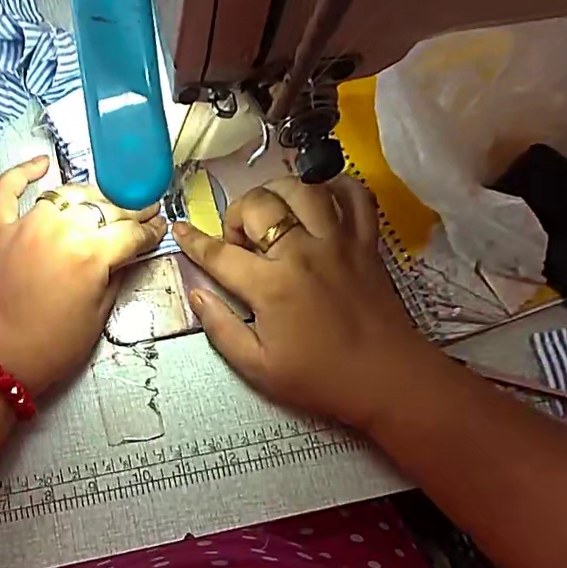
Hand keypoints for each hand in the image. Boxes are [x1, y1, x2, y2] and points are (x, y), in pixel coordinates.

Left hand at [0, 157, 166, 394]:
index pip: (131, 232)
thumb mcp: (98, 317)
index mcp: (91, 255)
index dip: (151, 230)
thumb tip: (126, 255)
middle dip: (129, 210)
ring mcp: (26, 225)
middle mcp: (61, 230)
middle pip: (103, 208)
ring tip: (104, 202)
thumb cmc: (52, 348)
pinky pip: (7, 191)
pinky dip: (22, 173)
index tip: (161, 227)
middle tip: (142, 213)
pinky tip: (40, 163)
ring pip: (66, 195)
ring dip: (89, 197)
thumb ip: (115, 276)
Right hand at [172, 175, 446, 428]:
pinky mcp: (367, 242)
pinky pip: (355, 196)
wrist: (386, 379)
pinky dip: (336, 188)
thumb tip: (198, 294)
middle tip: (239, 242)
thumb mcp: (258, 368)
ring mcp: (339, 242)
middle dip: (237, 215)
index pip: (219, 253)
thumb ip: (221, 329)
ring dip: (278, 194)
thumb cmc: (320, 378)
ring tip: (273, 215)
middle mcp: (303, 252)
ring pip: (302, 189)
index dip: (193, 240)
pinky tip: (320, 200)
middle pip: (258, 205)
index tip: (180, 230)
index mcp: (271, 286)